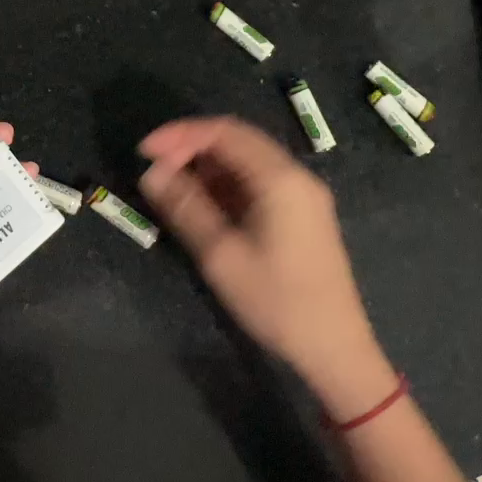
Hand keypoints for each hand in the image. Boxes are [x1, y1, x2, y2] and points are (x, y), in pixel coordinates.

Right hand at [138, 117, 396, 419]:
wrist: (335, 348)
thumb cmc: (277, 301)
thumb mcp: (221, 255)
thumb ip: (185, 207)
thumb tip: (151, 173)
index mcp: (280, 178)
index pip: (224, 132)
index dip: (180, 134)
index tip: (145, 151)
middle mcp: (295, 175)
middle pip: (237, 140)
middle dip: (192, 147)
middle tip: (155, 167)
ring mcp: (303, 194)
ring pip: (247, 160)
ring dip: (208, 165)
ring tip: (172, 186)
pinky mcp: (302, 213)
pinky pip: (258, 181)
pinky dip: (226, 183)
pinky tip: (204, 202)